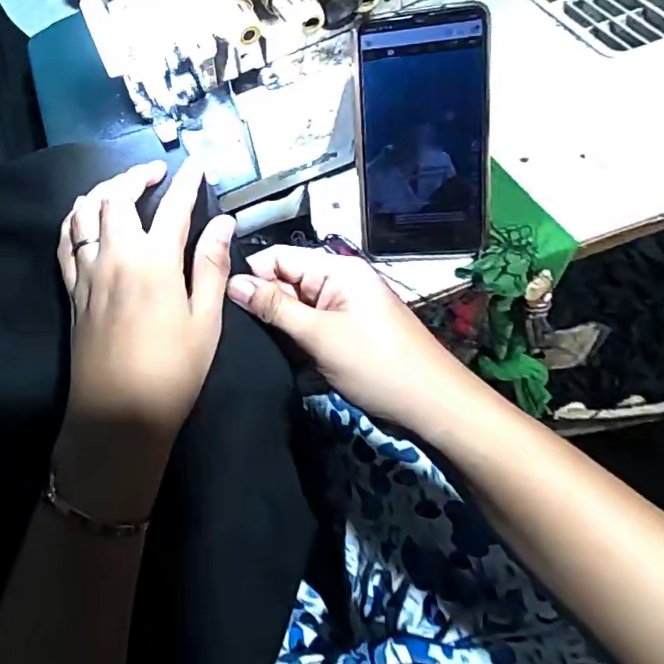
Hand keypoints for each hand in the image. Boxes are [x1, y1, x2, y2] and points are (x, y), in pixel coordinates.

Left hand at [54, 159, 234, 518]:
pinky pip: (65, 240)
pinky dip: (75, 218)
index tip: (197, 165)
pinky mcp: (71, 288)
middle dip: (137, 176)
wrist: (116, 416)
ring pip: (85, 210)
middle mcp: (115, 256)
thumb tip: (222, 223)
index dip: (187, 182)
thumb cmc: (172, 372)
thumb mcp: (205, 322)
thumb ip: (210, 266)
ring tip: (123, 190)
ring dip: (104, 190)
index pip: (173, 207)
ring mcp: (87, 270)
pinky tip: (87, 217)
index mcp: (154, 262)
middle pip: (117, 196)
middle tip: (157, 174)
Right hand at [228, 246, 473, 432]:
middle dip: (264, 304)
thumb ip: (274, 307)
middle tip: (241, 334)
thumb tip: (232, 283)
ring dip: (280, 326)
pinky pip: (310, 325)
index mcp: (335, 269)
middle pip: (284, 281)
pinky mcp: (347, 331)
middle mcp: (338, 281)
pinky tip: (285, 357)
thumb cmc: (379, 366)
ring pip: (295, 307)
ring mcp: (343, 307)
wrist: (436, 408)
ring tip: (259, 346)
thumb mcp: (320, 336)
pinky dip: (297, 339)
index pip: (277, 256)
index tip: (226, 303)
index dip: (251, 275)